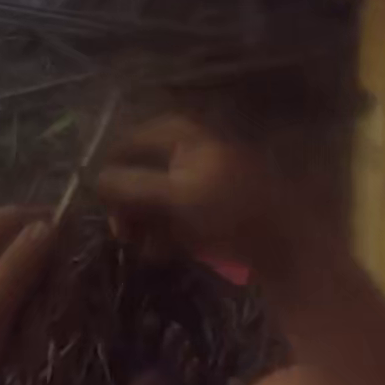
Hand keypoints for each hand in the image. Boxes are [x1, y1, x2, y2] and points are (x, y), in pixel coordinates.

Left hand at [0, 206, 52, 384]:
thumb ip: (25, 259)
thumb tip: (53, 223)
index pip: (21, 214)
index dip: (53, 228)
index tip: (83, 252)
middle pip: (14, 239)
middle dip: (42, 260)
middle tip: (68, 289)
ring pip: (8, 266)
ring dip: (30, 285)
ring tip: (50, 310)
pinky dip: (13, 301)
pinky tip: (24, 326)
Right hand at [95, 115, 313, 276]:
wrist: (289, 247)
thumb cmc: (230, 213)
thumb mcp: (174, 198)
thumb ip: (132, 187)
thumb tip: (95, 179)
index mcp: (181, 133)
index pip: (130, 142)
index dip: (112, 172)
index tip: (101, 204)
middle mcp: (189, 144)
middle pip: (142, 168)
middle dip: (129, 203)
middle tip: (121, 234)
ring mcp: (202, 171)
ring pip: (158, 192)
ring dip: (145, 220)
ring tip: (142, 248)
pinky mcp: (213, 199)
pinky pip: (177, 208)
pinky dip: (166, 227)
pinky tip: (163, 251)